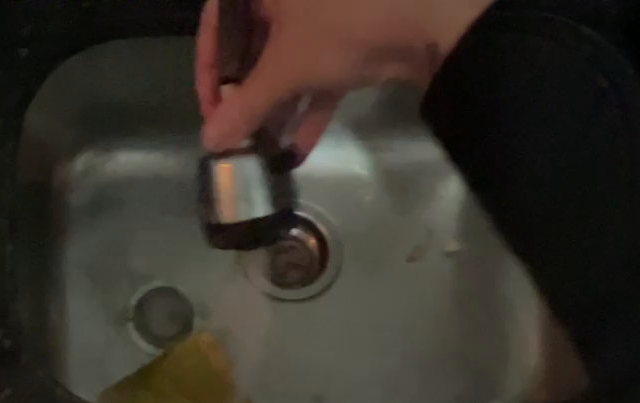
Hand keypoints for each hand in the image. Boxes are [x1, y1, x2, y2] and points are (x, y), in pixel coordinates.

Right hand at [196, 0, 497, 157]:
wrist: (431, 14)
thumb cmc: (343, 23)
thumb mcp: (285, 68)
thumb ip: (244, 107)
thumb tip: (210, 141)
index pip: (218, 23)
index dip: (208, 72)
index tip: (211, 114)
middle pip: (254, 45)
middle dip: (246, 97)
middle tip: (238, 138)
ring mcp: (324, 10)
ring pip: (288, 61)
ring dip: (276, 109)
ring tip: (263, 152)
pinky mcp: (353, 33)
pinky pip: (320, 72)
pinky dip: (309, 107)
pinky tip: (297, 151)